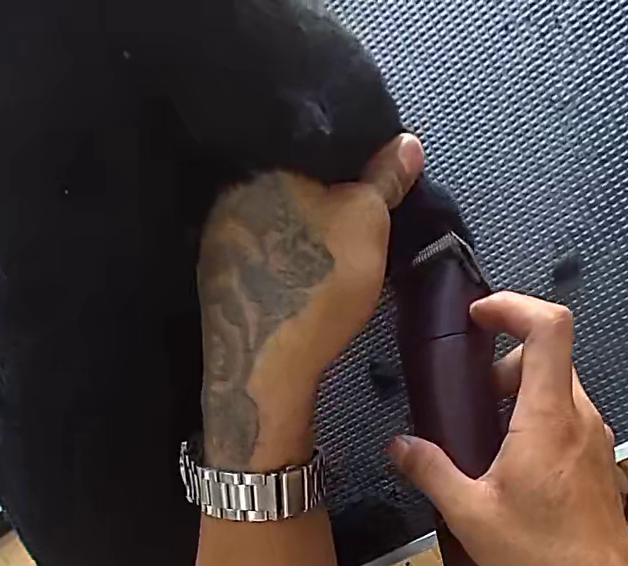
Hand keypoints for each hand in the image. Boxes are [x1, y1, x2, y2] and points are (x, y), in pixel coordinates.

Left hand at [198, 133, 423, 468]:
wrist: (269, 361)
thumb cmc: (320, 280)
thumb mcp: (367, 222)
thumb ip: (384, 180)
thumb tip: (408, 141)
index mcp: (261, 163)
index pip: (310, 145)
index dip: (347, 163)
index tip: (372, 188)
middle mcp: (230, 193)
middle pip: (288, 182)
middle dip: (322, 195)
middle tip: (357, 221)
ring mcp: (219, 239)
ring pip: (276, 221)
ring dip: (303, 230)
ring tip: (334, 252)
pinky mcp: (220, 280)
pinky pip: (264, 254)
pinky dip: (286, 259)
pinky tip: (304, 279)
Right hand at [389, 292, 627, 565]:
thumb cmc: (539, 553)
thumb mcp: (470, 513)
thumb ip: (431, 471)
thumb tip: (400, 446)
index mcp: (547, 417)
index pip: (549, 328)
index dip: (513, 307)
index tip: (479, 318)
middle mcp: (579, 416)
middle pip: (546, 356)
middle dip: (502, 367)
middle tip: (470, 402)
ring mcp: (594, 436)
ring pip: (557, 387)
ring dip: (518, 395)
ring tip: (485, 438)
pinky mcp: (597, 457)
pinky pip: (566, 416)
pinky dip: (536, 419)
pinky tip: (512, 463)